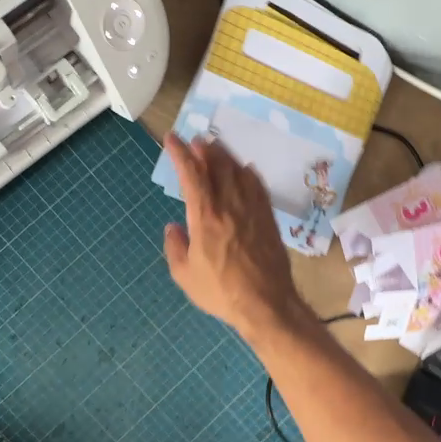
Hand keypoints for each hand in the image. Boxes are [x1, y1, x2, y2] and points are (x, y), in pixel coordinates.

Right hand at [162, 134, 309, 340]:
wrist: (265, 303)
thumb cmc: (220, 292)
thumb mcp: (184, 275)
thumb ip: (175, 248)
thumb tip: (173, 228)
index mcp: (204, 217)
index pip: (191, 175)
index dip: (180, 153)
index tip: (172, 138)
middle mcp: (229, 205)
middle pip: (217, 165)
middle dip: (204, 149)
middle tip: (196, 140)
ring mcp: (252, 209)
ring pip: (239, 171)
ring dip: (226, 156)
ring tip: (217, 148)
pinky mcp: (268, 218)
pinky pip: (258, 186)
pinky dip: (248, 173)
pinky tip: (246, 170)